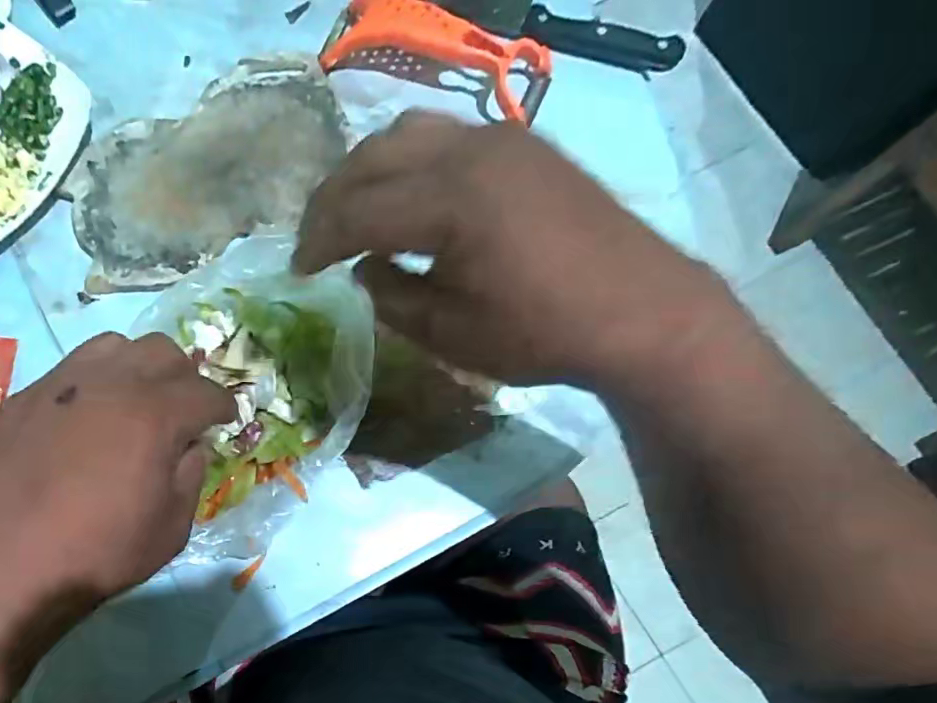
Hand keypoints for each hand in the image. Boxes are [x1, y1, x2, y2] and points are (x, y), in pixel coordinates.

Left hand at [0, 332, 234, 619]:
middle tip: (185, 412)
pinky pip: (71, 369)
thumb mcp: (172, 526)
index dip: (224, 406)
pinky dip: (96, 383)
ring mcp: (61, 385)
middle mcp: (110, 384)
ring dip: (138, 368)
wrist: (7, 564)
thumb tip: (191, 446)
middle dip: (185, 377)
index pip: (205, 392)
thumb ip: (192, 475)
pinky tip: (90, 420)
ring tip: (137, 403)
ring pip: (114, 346)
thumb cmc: (102, 551)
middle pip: (162, 351)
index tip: (226, 421)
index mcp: (154, 415)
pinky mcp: (24, 398)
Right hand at [294, 111, 724, 390]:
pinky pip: (446, 137)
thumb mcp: (455, 333)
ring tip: (354, 213)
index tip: (297, 272)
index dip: (318, 242)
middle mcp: (468, 151)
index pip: (356, 211)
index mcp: (448, 202)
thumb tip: (362, 271)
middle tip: (314, 241)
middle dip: (332, 200)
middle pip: (372, 158)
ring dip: (368, 172)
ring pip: (407, 134)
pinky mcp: (525, 146)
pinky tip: (409, 197)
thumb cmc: (543, 335)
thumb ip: (395, 299)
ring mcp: (501, 139)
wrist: (639, 310)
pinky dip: (410, 163)